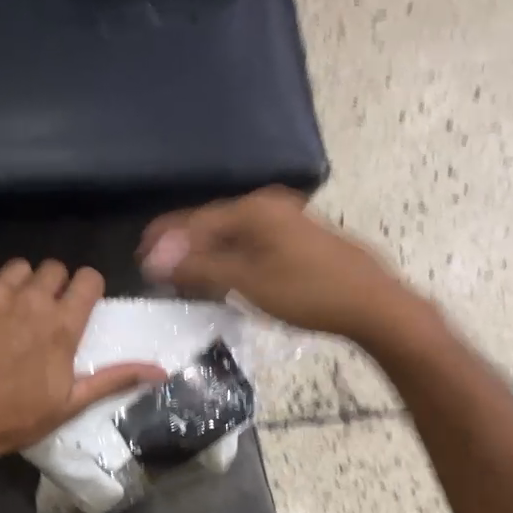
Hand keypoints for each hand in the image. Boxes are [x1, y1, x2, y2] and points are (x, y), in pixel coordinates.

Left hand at [0, 260, 166, 463]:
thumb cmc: (15, 417)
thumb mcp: (69, 404)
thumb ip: (114, 379)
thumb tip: (161, 371)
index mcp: (62, 325)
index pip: (88, 278)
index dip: (86, 290)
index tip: (78, 307)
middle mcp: (32, 300)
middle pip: (54, 269)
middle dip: (54, 287)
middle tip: (43, 315)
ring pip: (19, 268)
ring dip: (21, 284)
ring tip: (13, 311)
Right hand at [138, 186, 422, 341]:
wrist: (373, 306)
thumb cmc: (308, 293)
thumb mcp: (246, 282)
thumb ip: (199, 267)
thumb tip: (155, 259)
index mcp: (254, 210)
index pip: (195, 220)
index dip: (165, 238)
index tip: (140, 254)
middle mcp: (268, 206)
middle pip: (212, 222)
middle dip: (181, 242)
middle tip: (153, 263)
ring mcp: (286, 221)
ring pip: (231, 233)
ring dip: (203, 251)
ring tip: (179, 270)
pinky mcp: (298, 239)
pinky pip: (248, 241)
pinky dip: (227, 255)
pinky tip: (219, 271)